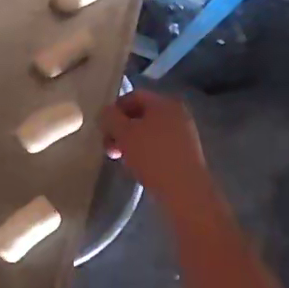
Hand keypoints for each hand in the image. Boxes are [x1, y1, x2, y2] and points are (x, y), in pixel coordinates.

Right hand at [101, 90, 215, 207]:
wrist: (185, 192)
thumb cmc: (153, 157)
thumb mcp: (124, 134)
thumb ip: (110, 118)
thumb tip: (106, 112)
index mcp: (164, 103)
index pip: (134, 95)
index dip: (114, 109)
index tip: (103, 127)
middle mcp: (177, 113)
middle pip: (141, 113)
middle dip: (120, 128)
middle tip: (108, 146)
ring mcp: (184, 133)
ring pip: (149, 130)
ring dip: (130, 141)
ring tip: (120, 158)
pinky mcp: (186, 152)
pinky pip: (159, 144)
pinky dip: (145, 150)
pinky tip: (138, 166)